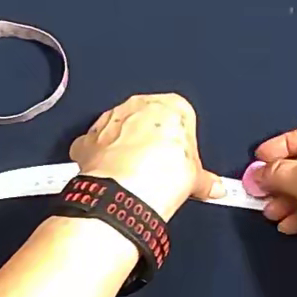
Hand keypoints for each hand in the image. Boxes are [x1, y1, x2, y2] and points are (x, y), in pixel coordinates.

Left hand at [69, 94, 219, 219]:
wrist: (127, 191)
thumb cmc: (162, 174)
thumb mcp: (196, 178)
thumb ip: (203, 179)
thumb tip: (210, 186)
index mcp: (171, 105)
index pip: (180, 120)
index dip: (179, 144)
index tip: (180, 162)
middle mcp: (136, 107)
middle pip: (145, 123)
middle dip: (149, 143)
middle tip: (157, 170)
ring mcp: (108, 122)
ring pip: (116, 131)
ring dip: (121, 149)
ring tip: (132, 177)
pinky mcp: (85, 141)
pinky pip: (91, 147)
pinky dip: (96, 160)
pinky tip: (107, 177)